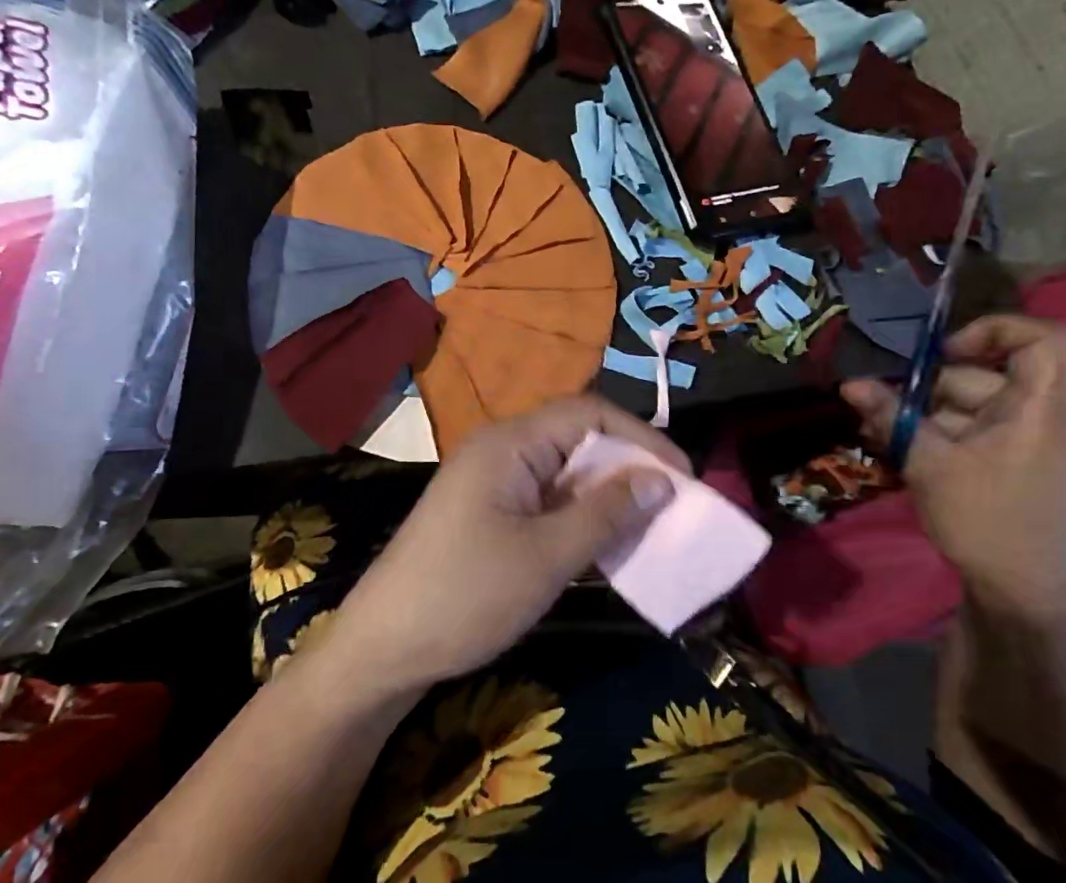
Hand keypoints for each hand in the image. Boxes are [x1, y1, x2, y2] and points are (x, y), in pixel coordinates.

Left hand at [321, 396, 683, 695]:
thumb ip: (606, 513)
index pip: (588, 413)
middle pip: (578, 439)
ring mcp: (495, 483)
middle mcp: (502, 450)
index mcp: (510, 443)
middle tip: (673, 502)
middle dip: (629, 466)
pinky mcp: (492, 513)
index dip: (641, 437)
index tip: (682, 475)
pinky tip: (608, 542)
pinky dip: (582, 515)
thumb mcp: (547, 557)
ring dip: (608, 494)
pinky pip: (549, 500)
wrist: (383, 650)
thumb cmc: (466, 596)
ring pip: (566, 473)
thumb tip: (661, 480)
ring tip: (650, 523)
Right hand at [842, 315, 1065, 612]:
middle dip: (937, 387)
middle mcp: (1054, 416)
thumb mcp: (928, 463)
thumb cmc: (985, 519)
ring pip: (984, 406)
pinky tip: (913, 451)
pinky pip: (991, 431)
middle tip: (892, 406)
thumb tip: (849, 384)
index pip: (1045, 337)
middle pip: (995, 375)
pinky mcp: (1032, 464)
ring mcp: (1045, 442)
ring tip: (890, 434)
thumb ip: (890, 416)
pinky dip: (953, 433)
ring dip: (935, 413)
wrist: (1025, 594)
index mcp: (1045, 407)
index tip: (947, 353)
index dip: (994, 329)